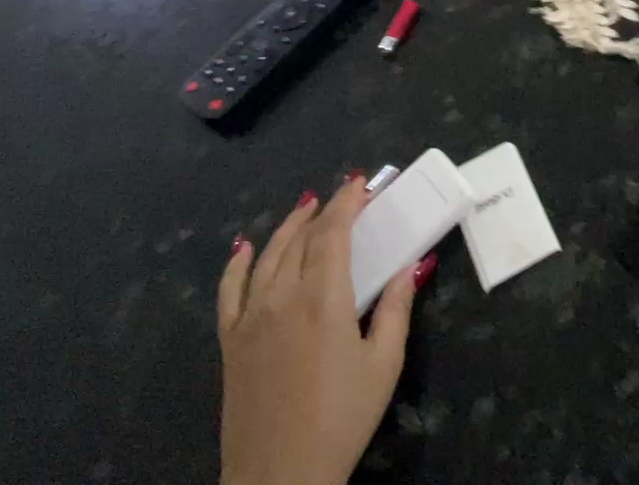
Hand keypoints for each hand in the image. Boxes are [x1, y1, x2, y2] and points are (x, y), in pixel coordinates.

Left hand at [217, 170, 436, 484]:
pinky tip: (244, 248)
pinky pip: (229, 292)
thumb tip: (409, 266)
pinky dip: (237, 264)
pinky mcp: (231, 342)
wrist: (279, 475)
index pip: (334, 234)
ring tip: (306, 207)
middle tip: (345, 195)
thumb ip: (395, 309)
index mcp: (323, 300)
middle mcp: (283, 298)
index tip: (361, 183)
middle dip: (326, 211)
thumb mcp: (384, 363)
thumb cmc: (342, 418)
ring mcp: (251, 319)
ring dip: (289, 227)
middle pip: (303, 239)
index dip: (347, 203)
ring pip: (268, 256)